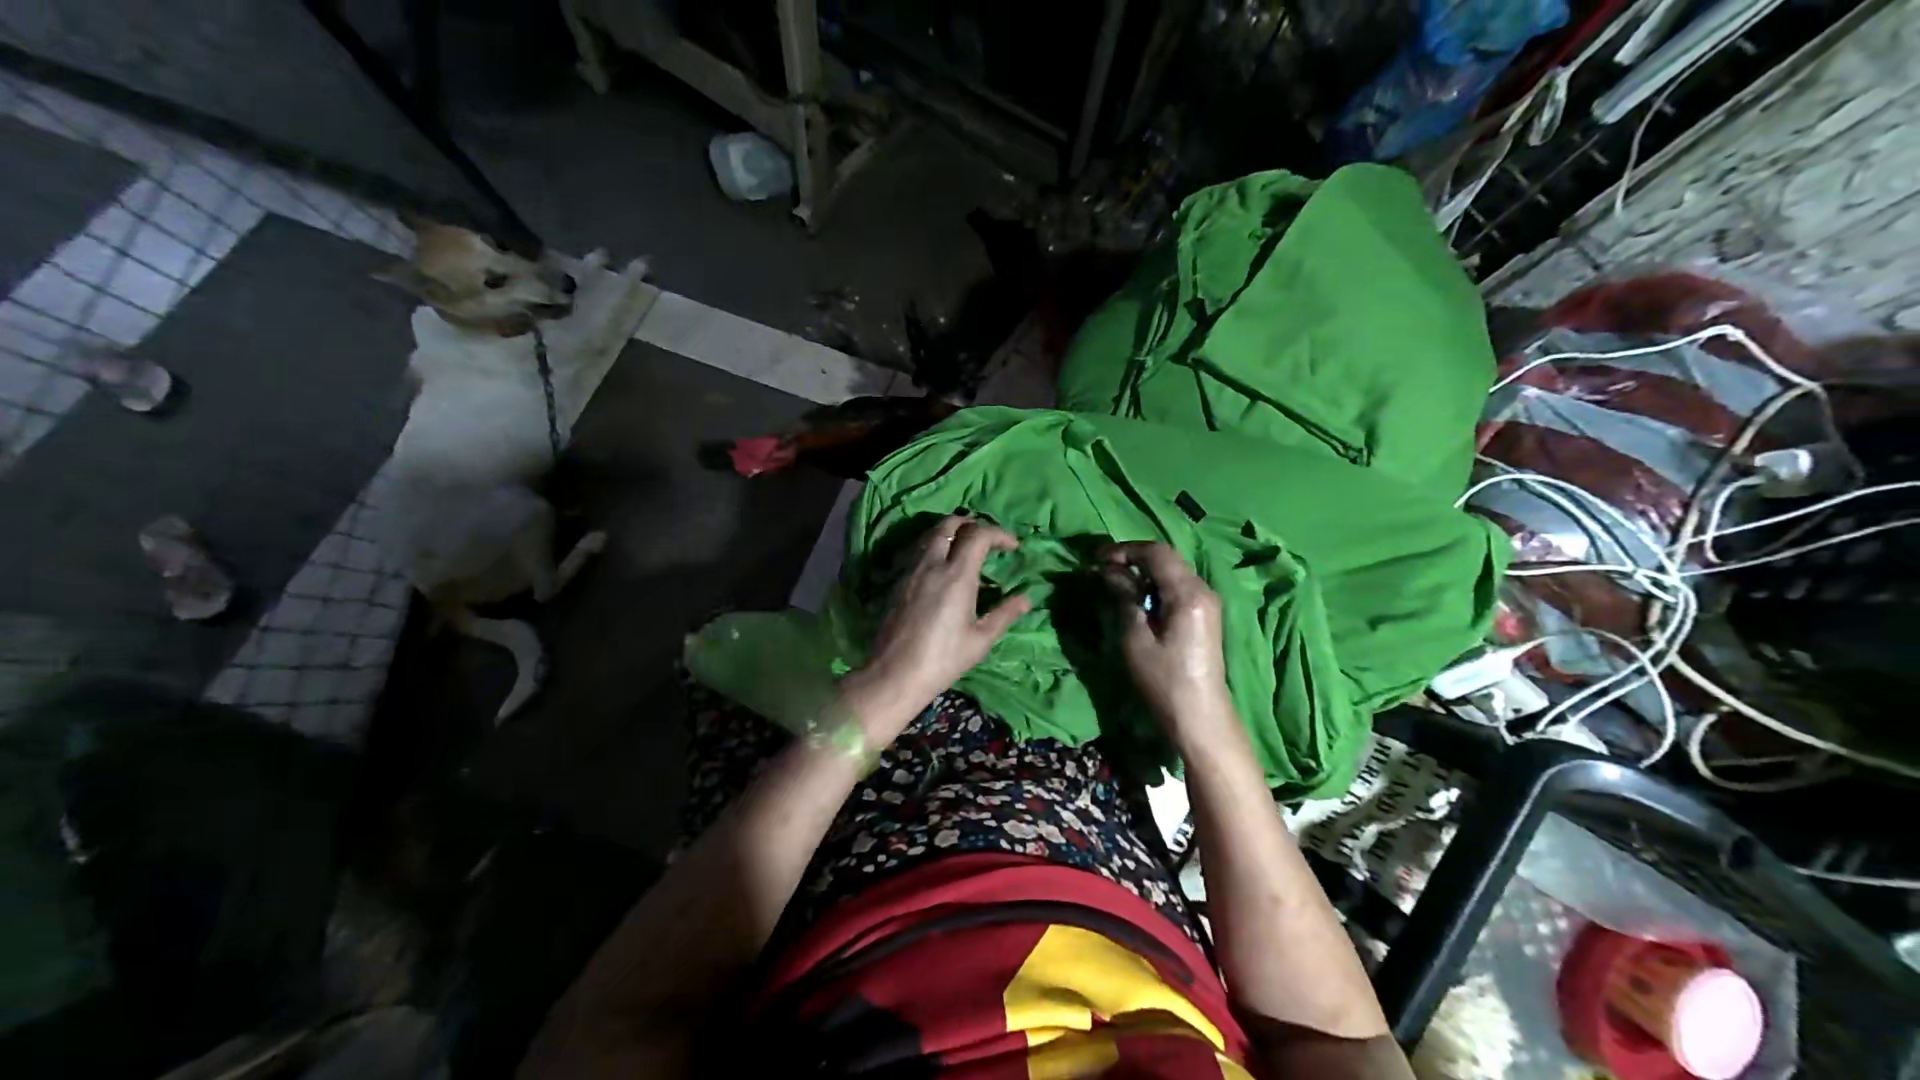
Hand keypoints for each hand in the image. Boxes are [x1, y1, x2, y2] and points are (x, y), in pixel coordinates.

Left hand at [852, 515, 1030, 739]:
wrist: (894, 674)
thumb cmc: (943, 659)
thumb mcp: (980, 639)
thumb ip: (1005, 613)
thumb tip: (1027, 598)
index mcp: (956, 576)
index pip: (978, 535)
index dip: (999, 534)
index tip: (1013, 546)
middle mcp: (932, 564)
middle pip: (949, 523)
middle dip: (971, 523)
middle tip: (987, 539)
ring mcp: (911, 571)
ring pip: (931, 535)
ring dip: (951, 532)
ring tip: (966, 550)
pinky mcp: (898, 581)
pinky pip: (919, 551)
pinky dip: (935, 547)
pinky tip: (943, 569)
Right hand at [1099, 542, 1239, 749]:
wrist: (1199, 716)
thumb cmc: (1163, 680)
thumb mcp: (1136, 639)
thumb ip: (1124, 598)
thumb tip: (1108, 570)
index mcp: (1188, 594)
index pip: (1156, 553)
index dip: (1124, 549)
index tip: (1097, 558)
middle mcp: (1203, 590)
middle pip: (1167, 558)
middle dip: (1133, 557)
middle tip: (1103, 568)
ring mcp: (1207, 602)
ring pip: (1172, 571)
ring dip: (1143, 571)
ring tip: (1114, 583)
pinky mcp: (1204, 614)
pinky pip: (1178, 586)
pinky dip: (1154, 585)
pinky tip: (1137, 599)